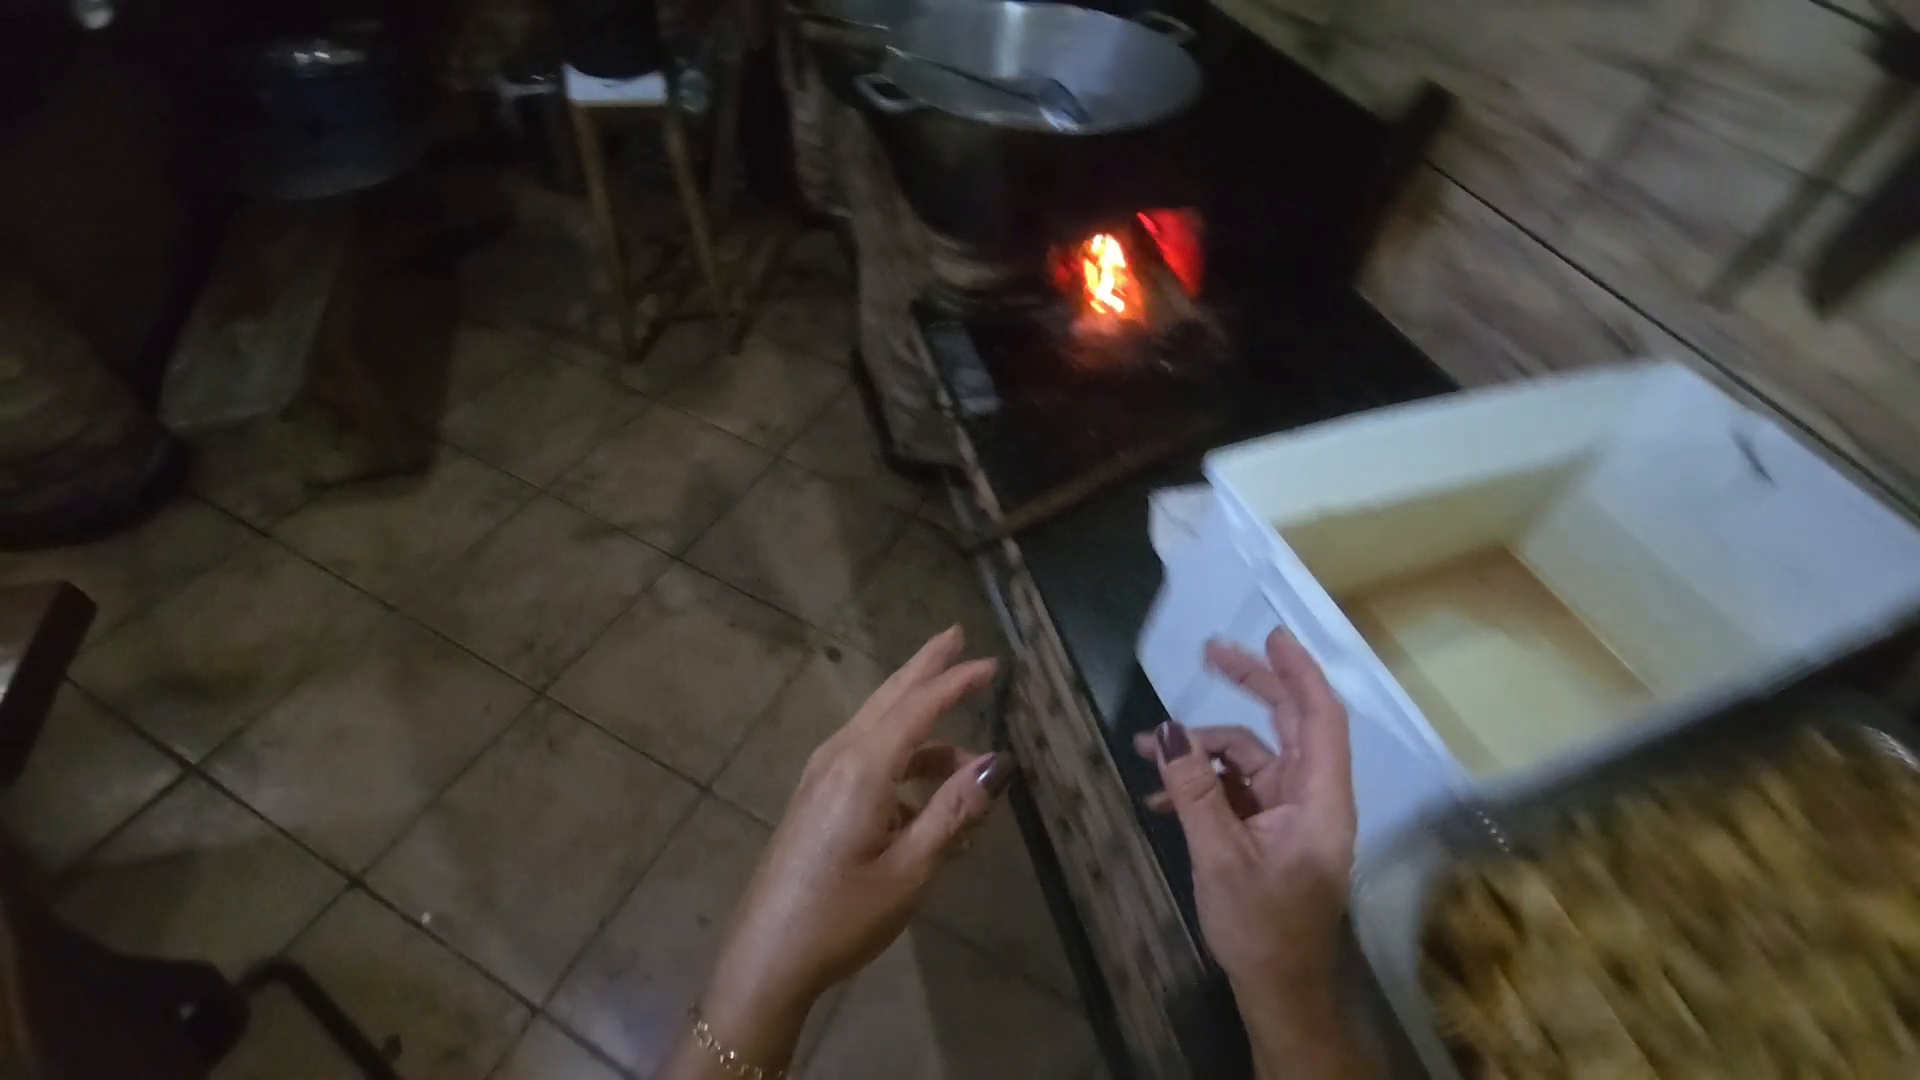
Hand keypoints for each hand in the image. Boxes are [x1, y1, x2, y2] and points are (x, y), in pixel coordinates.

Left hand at [668, 627, 1008, 1078]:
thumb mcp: (910, 870)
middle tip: (955, 636)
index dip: (957, 681)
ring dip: (922, 725)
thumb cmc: (842, 916)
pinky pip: (868, 756)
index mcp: (862, 767)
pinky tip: (927, 794)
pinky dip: (904, 759)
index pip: (920, 707)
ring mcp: (822, 774)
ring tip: (966, 747)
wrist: (766, 962)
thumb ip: (954, 811)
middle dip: (925, 666)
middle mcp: (838, 756)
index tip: (992, 663)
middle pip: (891, 696)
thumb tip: (998, 762)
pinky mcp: (817, 795)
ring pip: (878, 725)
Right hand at [1138, 629, 1368, 1078]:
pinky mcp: (1265, 827)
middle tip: (1209, 654)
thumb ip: (1193, 790)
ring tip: (1147, 751)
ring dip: (1199, 749)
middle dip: (1248, 686)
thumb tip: (1166, 733)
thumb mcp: (1219, 855)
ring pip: (1246, 756)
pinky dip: (1198, 783)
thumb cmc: (1261, 927)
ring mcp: (1286, 811)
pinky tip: (1159, 798)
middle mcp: (1309, 797)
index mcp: (1318, 801)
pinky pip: (1231, 786)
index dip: (1299, 673)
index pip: (1320, 720)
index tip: (1271, 638)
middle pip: (1285, 723)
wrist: (1276, 991)